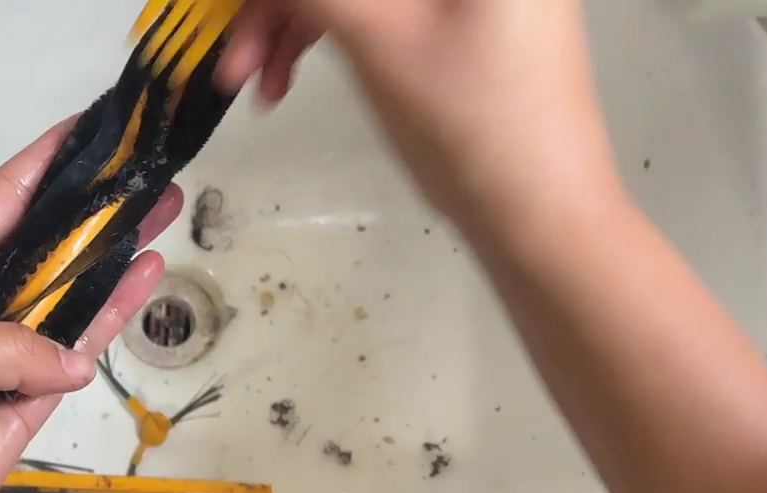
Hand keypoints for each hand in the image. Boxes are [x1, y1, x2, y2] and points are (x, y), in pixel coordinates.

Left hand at [0, 123, 183, 492]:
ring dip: (108, 261)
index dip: (41, 166)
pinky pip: (70, 350)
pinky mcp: (22, 399)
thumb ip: (6, 345)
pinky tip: (138, 286)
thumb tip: (66, 362)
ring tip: (159, 217)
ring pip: (63, 296)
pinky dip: (104, 322)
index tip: (90, 131)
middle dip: (90, 212)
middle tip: (147, 176)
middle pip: (39, 246)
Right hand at [219, 0, 622, 231]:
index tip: (236, 20)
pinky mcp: (449, 14)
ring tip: (259, 91)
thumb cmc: (467, 119)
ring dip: (293, 28)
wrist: (531, 198)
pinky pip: (370, 7)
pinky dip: (323, 38)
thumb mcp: (382, 42)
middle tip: (236, 68)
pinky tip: (289, 80)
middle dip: (281, 8)